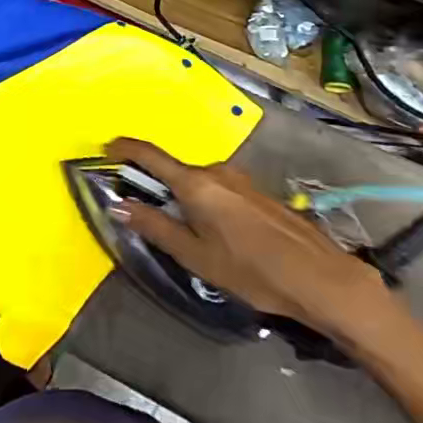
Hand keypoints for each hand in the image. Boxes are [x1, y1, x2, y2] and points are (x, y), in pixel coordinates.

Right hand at [103, 138, 390, 333]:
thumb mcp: (195, 255)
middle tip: (144, 219)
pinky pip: (218, 190)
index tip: (107, 148)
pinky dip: (204, 203)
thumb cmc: (250, 269)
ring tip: (185, 238)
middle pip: (176, 172)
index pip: (152, 156)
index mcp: (197, 184)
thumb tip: (119, 204)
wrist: (315, 274)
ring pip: (198, 184)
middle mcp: (218, 171)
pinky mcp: (255, 191)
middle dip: (156, 189)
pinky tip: (214, 236)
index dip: (127, 149)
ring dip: (183, 200)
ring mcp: (240, 178)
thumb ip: (156, 226)